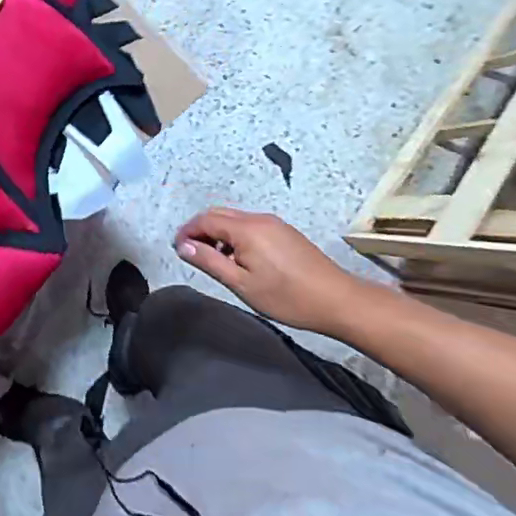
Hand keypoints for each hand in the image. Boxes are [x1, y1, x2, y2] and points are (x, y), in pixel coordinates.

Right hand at [173, 207, 390, 336]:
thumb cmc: (287, 297)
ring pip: (234, 219)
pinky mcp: (285, 232)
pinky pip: (250, 225)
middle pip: (218, 214)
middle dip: (199, 230)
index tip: (177, 250)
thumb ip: (209, 261)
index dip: (187, 232)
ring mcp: (274, 223)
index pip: (205, 220)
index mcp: (246, 229)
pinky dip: (235, 235)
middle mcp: (259, 219)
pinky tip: (239, 259)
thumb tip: (183, 246)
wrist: (338, 300)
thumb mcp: (241, 284)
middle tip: (191, 254)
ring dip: (217, 233)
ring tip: (214, 259)